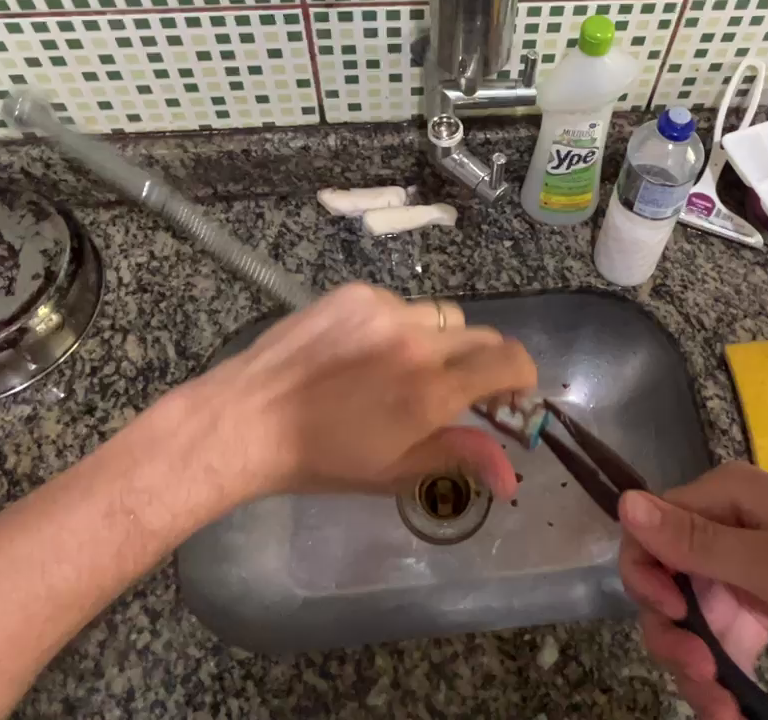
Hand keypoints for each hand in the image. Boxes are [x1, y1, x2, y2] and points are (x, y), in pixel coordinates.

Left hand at [190, 284, 536, 500]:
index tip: (508, 394)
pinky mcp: (357, 293)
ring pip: (442, 317)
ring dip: (440, 342)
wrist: (247, 419)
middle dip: (482, 362)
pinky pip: (400, 304)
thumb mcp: (393, 469)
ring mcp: (384, 310)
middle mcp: (416, 342)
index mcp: (430, 391)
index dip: (520, 376)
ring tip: (401, 368)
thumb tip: (511, 474)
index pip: (508, 361)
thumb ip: (459, 457)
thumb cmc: (321, 458)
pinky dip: (398, 325)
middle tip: (455, 388)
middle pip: (482, 336)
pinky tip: (365, 350)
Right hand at [618, 464, 767, 717]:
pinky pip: (728, 632)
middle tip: (701, 679)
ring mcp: (753, 564)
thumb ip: (697, 543)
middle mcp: (732, 524)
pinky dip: (725, 670)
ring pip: (695, 611)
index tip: (670, 621)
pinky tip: (732, 708)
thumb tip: (624, 503)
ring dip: (698, 661)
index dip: (646, 574)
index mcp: (729, 497)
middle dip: (674, 631)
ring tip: (720, 709)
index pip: (653, 525)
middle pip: (670, 574)